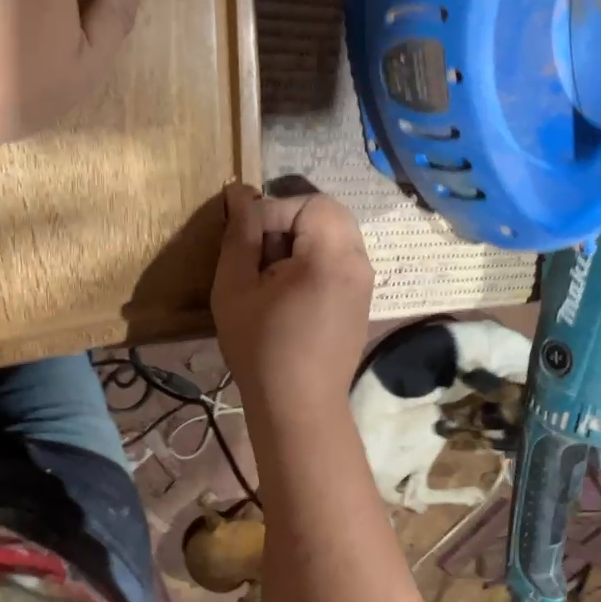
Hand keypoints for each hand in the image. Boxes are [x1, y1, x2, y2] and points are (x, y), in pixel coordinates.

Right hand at [211, 183, 373, 411]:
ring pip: (335, 234)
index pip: (306, 203)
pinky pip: (340, 259)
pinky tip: (288, 293)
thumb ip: (239, 235)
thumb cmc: (261, 348)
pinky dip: (314, 260)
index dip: (269, 213)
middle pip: (328, 213)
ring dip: (300, 241)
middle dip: (288, 222)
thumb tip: (239, 193)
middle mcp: (360, 262)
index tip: (244, 245)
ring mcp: (365, 283)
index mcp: (332, 256)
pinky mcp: (361, 300)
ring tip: (270, 275)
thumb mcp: (235, 288)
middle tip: (258, 254)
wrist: (299, 408)